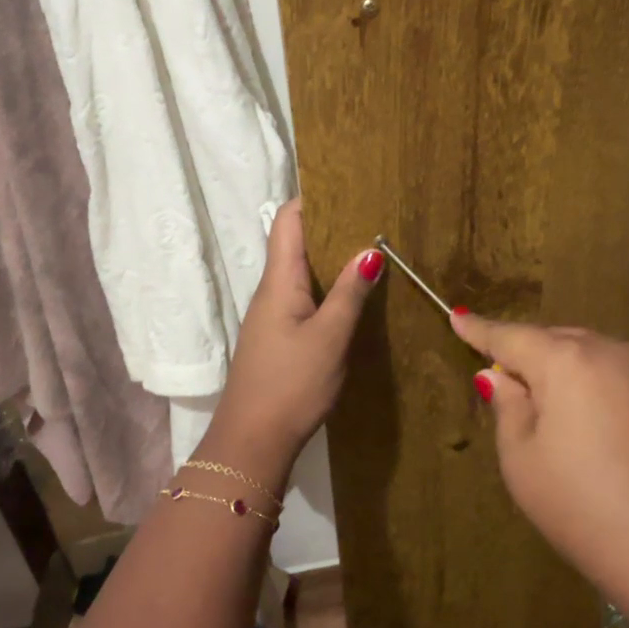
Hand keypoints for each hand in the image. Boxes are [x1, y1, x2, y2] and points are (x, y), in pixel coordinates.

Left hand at [208, 200, 383, 469]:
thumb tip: (370, 249)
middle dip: (331, 227)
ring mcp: (274, 317)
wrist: (253, 441)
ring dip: (333, 260)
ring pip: (303, 273)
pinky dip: (330, 289)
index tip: (348, 186)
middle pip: (297, 244)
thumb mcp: (330, 337)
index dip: (312, 198)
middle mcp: (272, 292)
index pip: (287, 221)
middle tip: (375, 218)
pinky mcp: (280, 339)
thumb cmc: (291, 383)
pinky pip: (306, 299)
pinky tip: (355, 298)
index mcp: (279, 281)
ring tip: (373, 251)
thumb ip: (350, 293)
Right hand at [448, 313, 628, 627]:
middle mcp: (614, 351)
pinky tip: (606, 430)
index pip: (511, 336)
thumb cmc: (586, 509)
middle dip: (530, 354)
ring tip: (558, 409)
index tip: (457, 316)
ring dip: (571, 372)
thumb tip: (502, 376)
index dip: (480, 329)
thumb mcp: (523, 462)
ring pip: (597, 358)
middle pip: (558, 341)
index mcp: (567, 360)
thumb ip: (508, 407)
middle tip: (507, 379)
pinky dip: (606, 390)